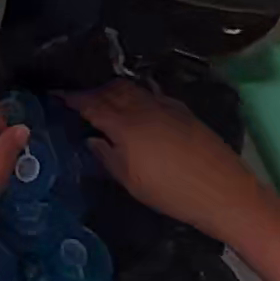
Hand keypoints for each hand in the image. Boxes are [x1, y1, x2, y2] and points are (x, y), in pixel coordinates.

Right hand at [64, 81, 262, 241]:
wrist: (224, 191)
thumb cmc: (171, 192)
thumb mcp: (131, 181)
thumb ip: (107, 156)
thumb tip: (91, 138)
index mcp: (123, 123)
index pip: (90, 103)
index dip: (71, 98)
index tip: (55, 95)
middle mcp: (140, 106)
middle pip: (109, 89)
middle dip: (91, 91)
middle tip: (78, 100)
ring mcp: (162, 104)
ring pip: (129, 88)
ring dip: (112, 90)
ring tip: (104, 100)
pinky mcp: (180, 109)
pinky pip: (149, 92)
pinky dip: (135, 93)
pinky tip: (136, 103)